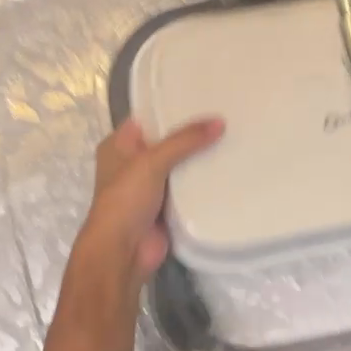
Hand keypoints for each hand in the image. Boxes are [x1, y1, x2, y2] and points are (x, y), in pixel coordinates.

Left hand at [73, 117, 223, 287]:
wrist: (123, 251)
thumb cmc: (125, 200)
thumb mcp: (152, 162)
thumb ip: (185, 141)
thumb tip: (219, 122)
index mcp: (118, 146)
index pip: (148, 119)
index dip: (172, 109)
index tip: (203, 98)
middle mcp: (133, 164)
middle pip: (167, 143)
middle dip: (192, 135)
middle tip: (224, 118)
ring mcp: (150, 188)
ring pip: (179, 167)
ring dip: (200, 160)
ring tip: (232, 140)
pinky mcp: (166, 208)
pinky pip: (188, 191)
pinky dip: (203, 185)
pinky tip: (227, 172)